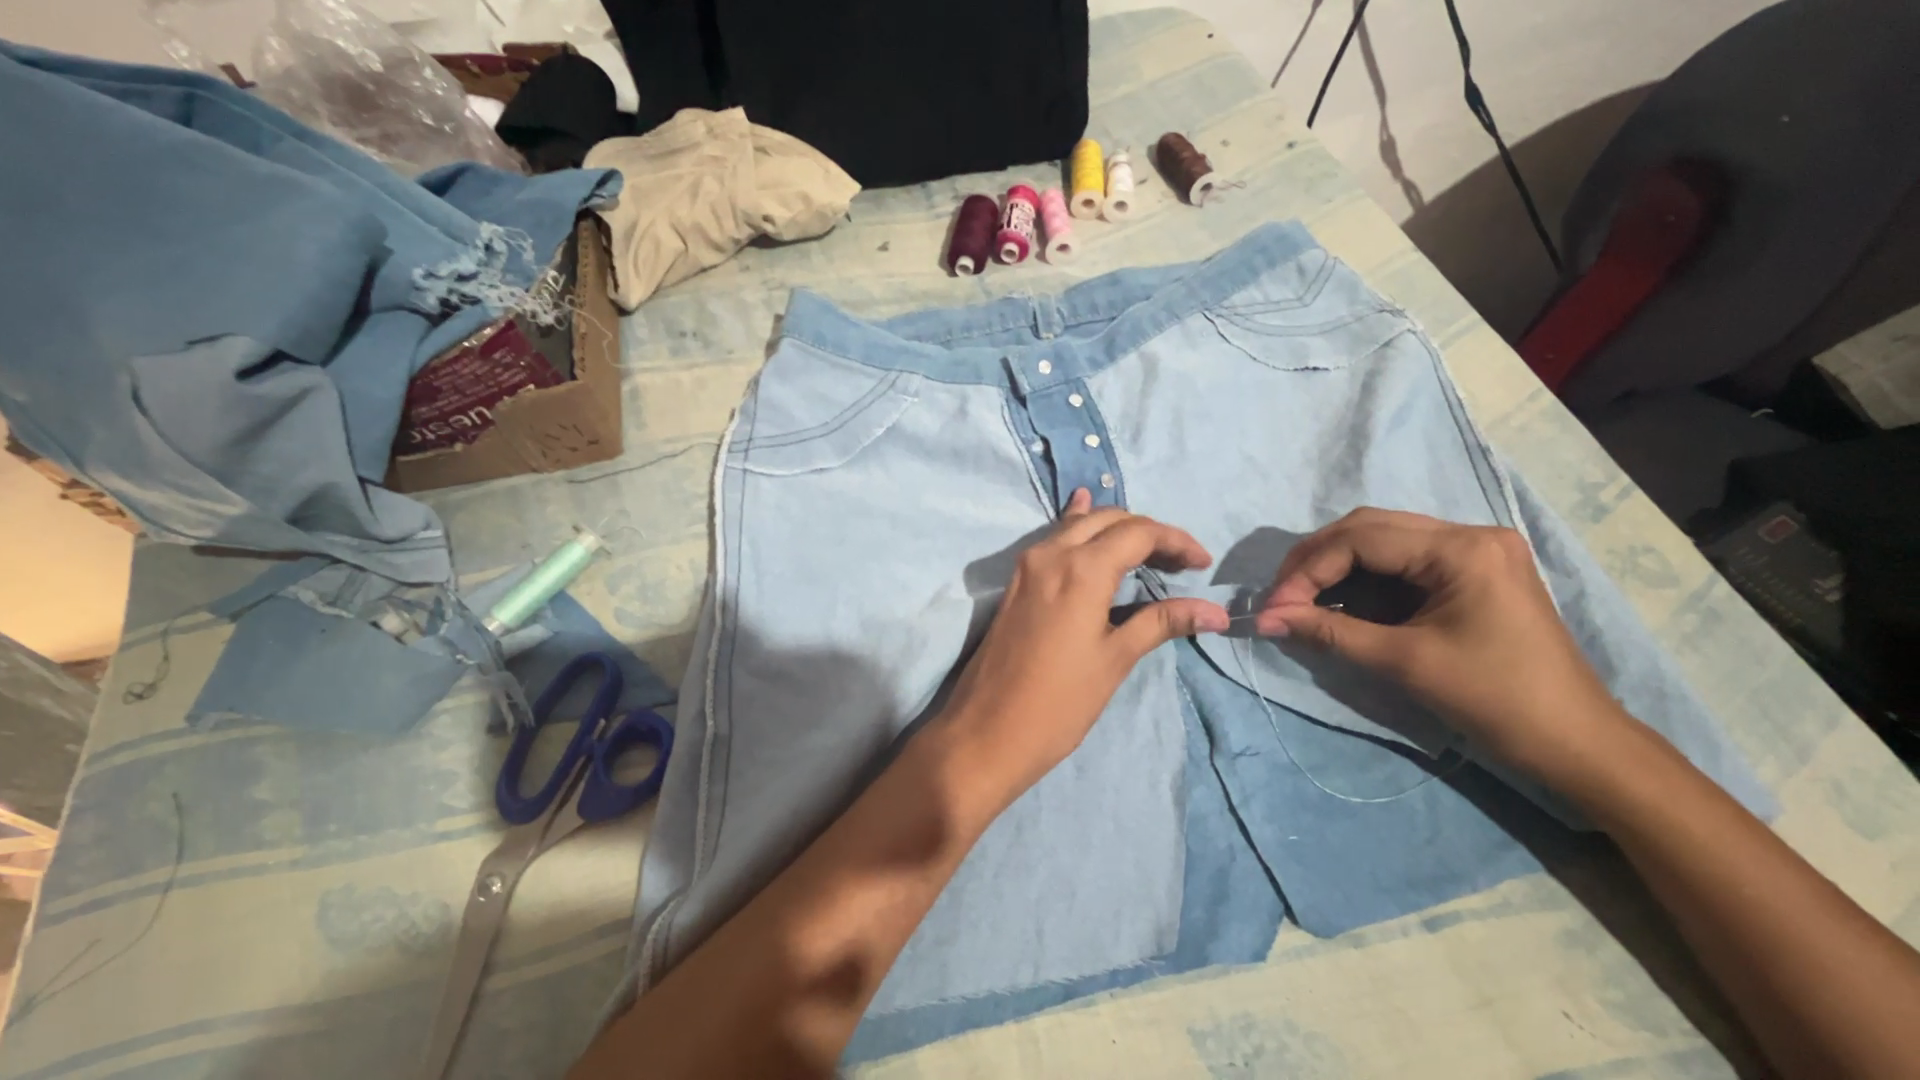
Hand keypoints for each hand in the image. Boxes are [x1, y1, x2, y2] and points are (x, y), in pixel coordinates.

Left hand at [943, 489, 1230, 790]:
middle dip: (1149, 533)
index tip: (1203, 564)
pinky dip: (1081, 529)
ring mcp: (1028, 565)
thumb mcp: (1116, 659)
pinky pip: (1056, 539)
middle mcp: (1051, 553)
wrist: (985, 732)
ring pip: (1080, 526)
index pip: (1139, 532)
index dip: (1177, 541)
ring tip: (1149, 555)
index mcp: (1081, 569)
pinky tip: (1086, 514)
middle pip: (1110, 520)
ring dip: (1116, 531)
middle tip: (1180, 563)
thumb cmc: (1059, 702)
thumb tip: (1216, 612)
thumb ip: (1162, 622)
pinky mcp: (1016, 582)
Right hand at [1252, 508, 1628, 780]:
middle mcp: (1469, 534)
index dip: (1307, 571)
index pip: (1361, 538)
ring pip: (1384, 542)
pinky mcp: (1475, 573)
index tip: (1272, 609)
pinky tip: (1341, 604)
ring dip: (1337, 569)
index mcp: (1461, 548)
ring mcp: (1476, 551)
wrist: (1574, 741)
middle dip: (1316, 562)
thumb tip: (1266, 618)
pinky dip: (1366, 581)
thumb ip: (1330, 631)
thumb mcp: (1404, 662)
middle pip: (1369, 528)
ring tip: (1300, 602)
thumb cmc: (1494, 699)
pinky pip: (1405, 563)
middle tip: (1279, 600)